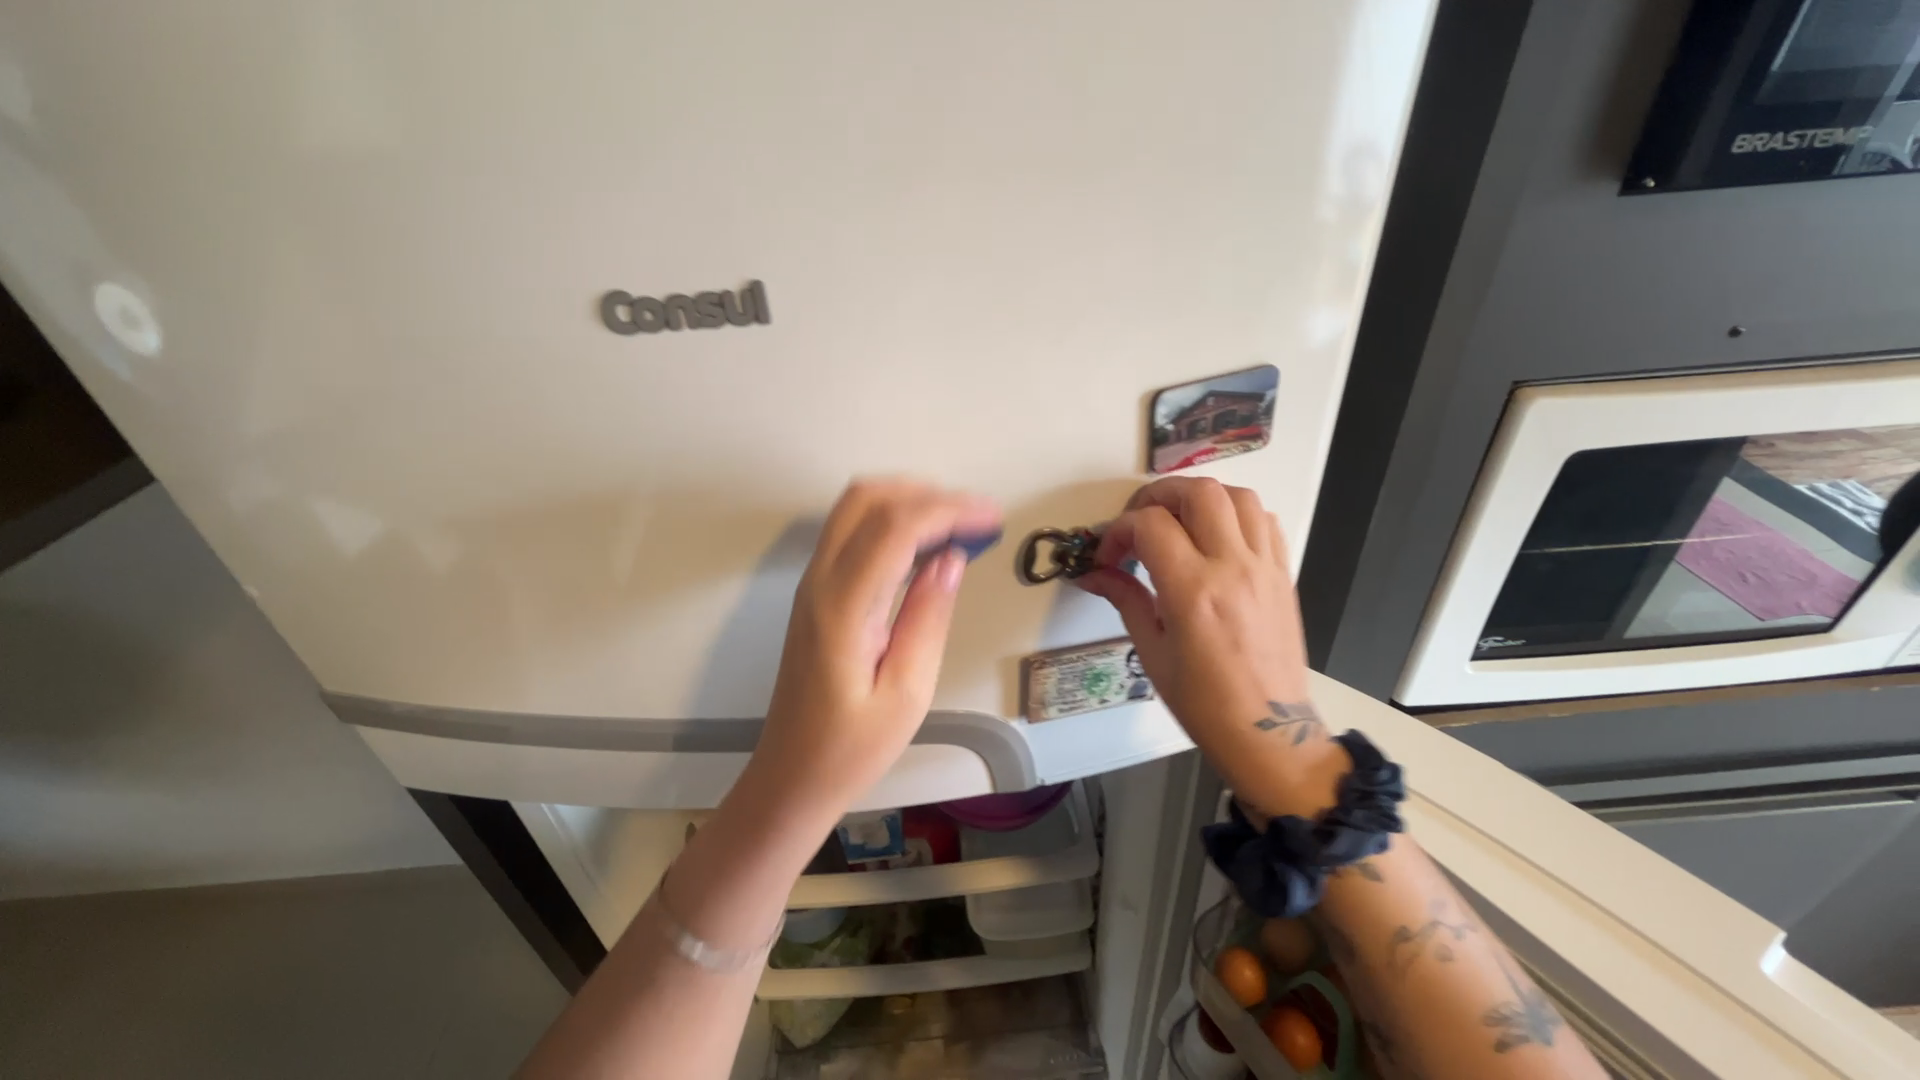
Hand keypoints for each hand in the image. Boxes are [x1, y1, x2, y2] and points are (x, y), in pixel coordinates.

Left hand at [750, 479, 1001, 816]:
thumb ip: (928, 617)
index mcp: (843, 607)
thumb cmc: (852, 748)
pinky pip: (851, 532)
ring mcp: (811, 584)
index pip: (894, 527)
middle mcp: (819, 581)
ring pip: (854, 508)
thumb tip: (951, 558)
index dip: (948, 510)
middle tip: (976, 518)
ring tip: (959, 527)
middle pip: (866, 498)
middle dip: (926, 494)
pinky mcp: (815, 593)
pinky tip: (926, 548)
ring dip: (907, 502)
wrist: (791, 776)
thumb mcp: (908, 692)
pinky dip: (892, 523)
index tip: (993, 517)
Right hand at [1076, 478, 1328, 791]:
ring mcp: (1264, 568)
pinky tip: (1215, 537)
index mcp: (1193, 592)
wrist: (1266, 731)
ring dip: (1201, 498)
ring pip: (1237, 496)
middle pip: (1198, 492)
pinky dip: (1236, 514)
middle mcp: (1232, 569)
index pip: (1150, 526)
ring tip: (1178, 522)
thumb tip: (1094, 574)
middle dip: (1158, 496)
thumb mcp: (1151, 651)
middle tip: (1139, 522)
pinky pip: (1264, 521)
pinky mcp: (1283, 574)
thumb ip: (1125, 599)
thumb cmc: (1203, 702)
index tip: (1109, 555)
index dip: (1119, 531)